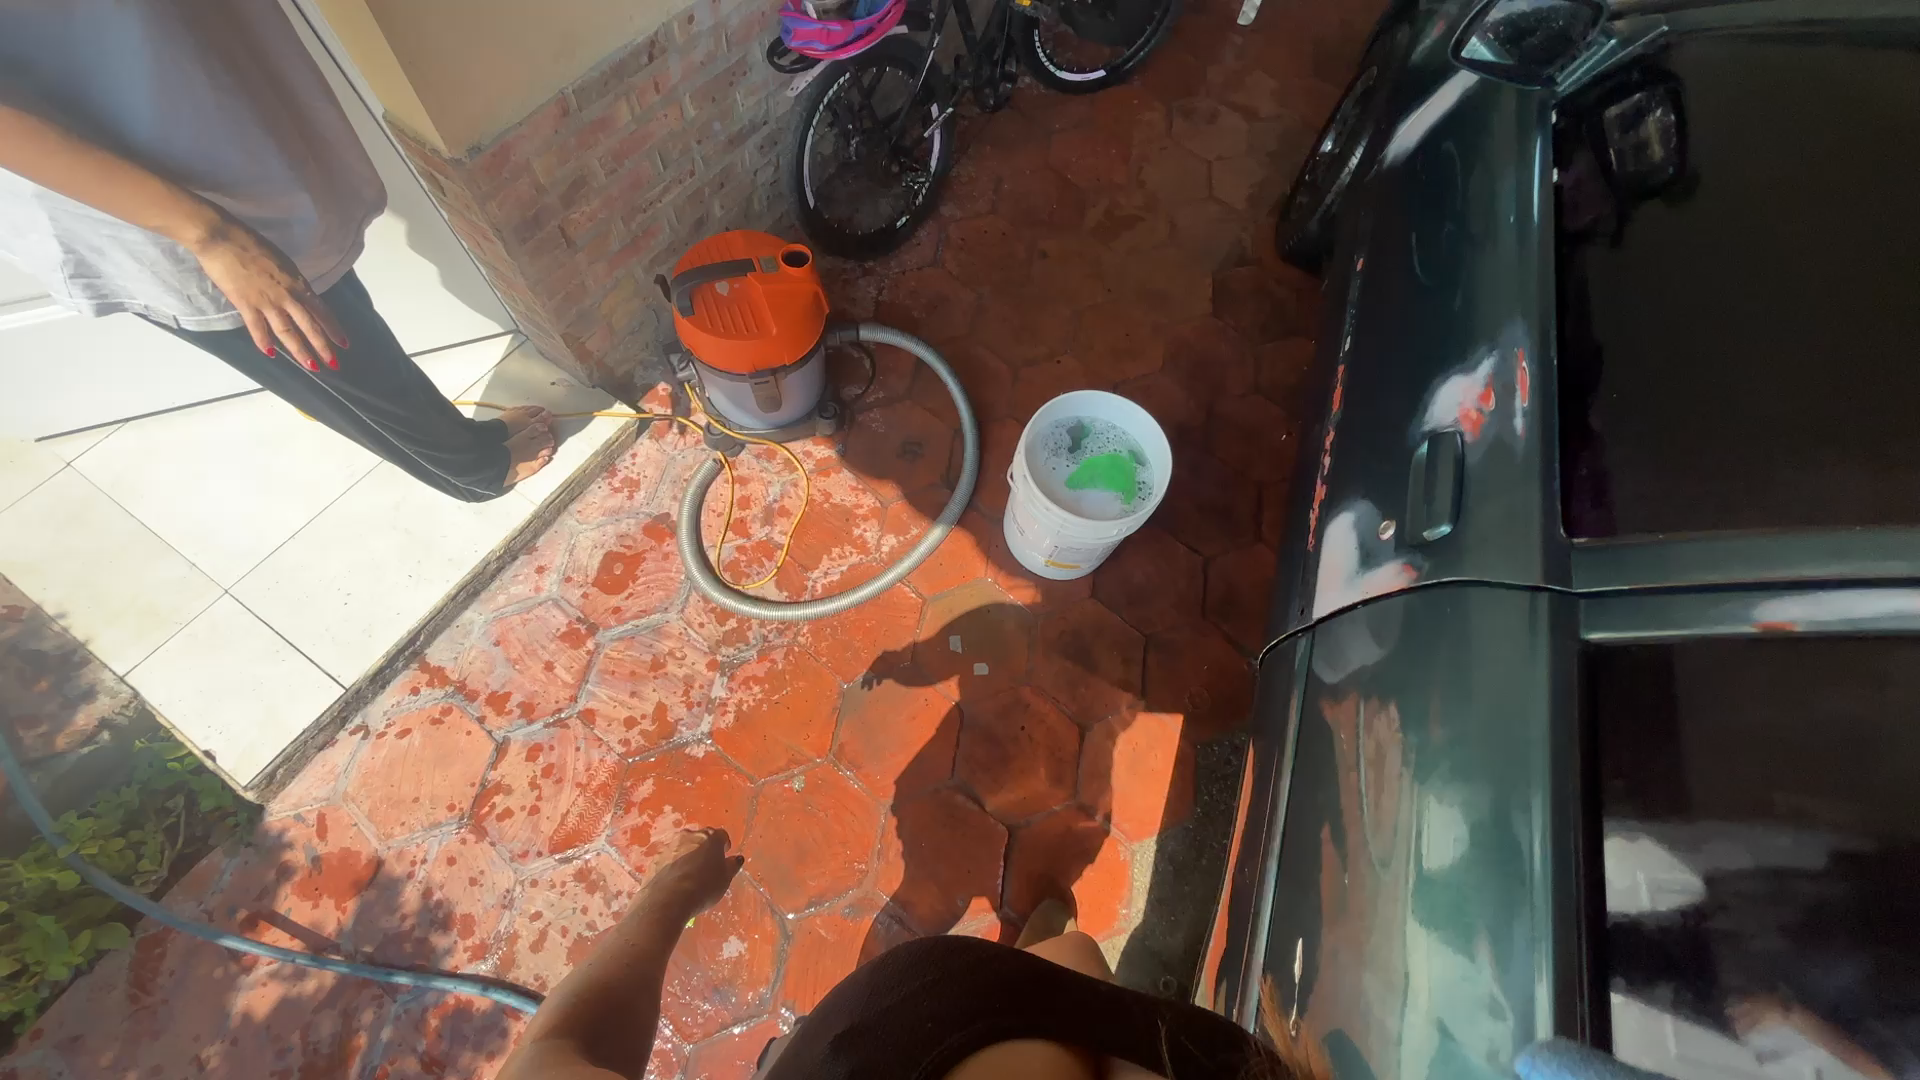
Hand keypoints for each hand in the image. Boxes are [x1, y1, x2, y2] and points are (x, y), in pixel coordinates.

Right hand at [188, 217, 347, 371]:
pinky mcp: (244, 303)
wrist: (222, 237)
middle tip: (333, 365)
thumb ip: (294, 284)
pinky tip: (271, 354)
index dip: (334, 330)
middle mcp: (288, 298)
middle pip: (310, 327)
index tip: (344, 345)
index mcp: (300, 287)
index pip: (323, 313)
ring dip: (300, 351)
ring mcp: (267, 302)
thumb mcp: (286, 265)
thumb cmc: (255, 246)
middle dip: (323, 348)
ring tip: (311, 367)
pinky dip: (263, 341)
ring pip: (288, 332)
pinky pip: (257, 327)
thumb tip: (300, 297)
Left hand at [643, 828, 743, 917]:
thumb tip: (736, 858)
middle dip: (703, 849)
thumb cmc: (703, 888)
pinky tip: (673, 882)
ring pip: (681, 847)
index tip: (724, 857)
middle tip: (706, 866)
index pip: (721, 835)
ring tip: (687, 876)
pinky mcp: (654, 860)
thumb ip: (732, 866)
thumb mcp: (725, 880)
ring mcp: (669, 846)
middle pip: (700, 838)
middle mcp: (689, 836)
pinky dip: (671, 866)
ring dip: (686, 856)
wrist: (667, 901)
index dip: (724, 846)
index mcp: (710, 838)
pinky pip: (667, 860)